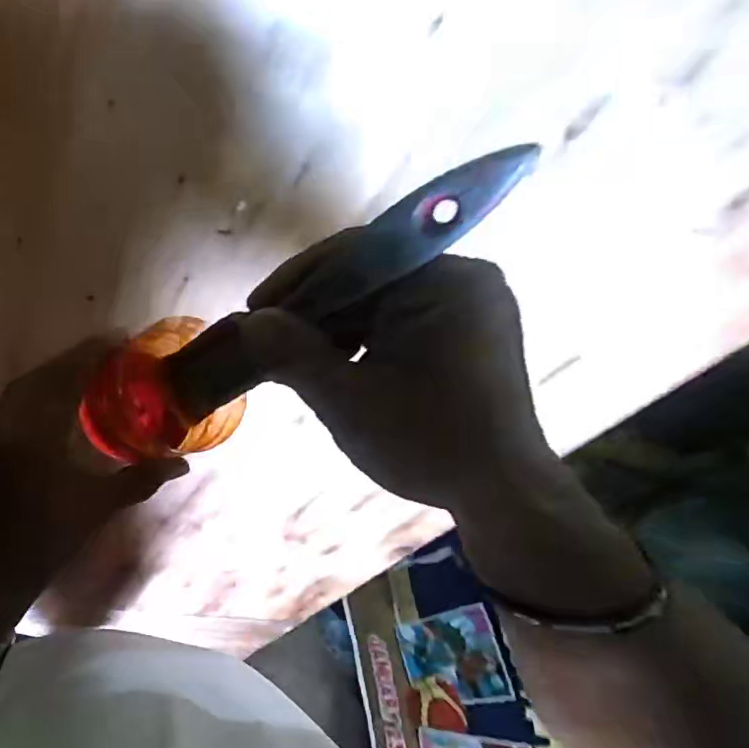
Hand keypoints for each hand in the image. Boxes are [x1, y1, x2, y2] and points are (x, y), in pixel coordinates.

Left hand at [0, 337, 188, 637]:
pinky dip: (37, 388)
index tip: (120, 339)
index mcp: (37, 436)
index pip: (67, 379)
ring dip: (55, 371)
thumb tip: (182, 465)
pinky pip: (12, 400)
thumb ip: (140, 479)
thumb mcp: (98, 507)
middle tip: (109, 351)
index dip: (94, 355)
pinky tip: (57, 393)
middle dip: (76, 357)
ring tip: (87, 367)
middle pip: (44, 375)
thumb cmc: (49, 538)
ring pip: (24, 385)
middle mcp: (9, 424)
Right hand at [236, 235, 558, 511]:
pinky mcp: (463, 331)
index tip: (253, 310)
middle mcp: (463, 279)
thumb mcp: (347, 399)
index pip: (355, 255)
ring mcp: (467, 305)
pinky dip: (359, 337)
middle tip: (265, 337)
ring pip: (378, 299)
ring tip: (290, 355)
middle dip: (312, 307)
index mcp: (445, 281)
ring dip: (331, 325)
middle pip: (366, 275)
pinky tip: (330, 362)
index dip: (296, 280)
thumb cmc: (426, 443)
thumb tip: (248, 323)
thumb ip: (293, 354)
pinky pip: (397, 318)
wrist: (499, 492)